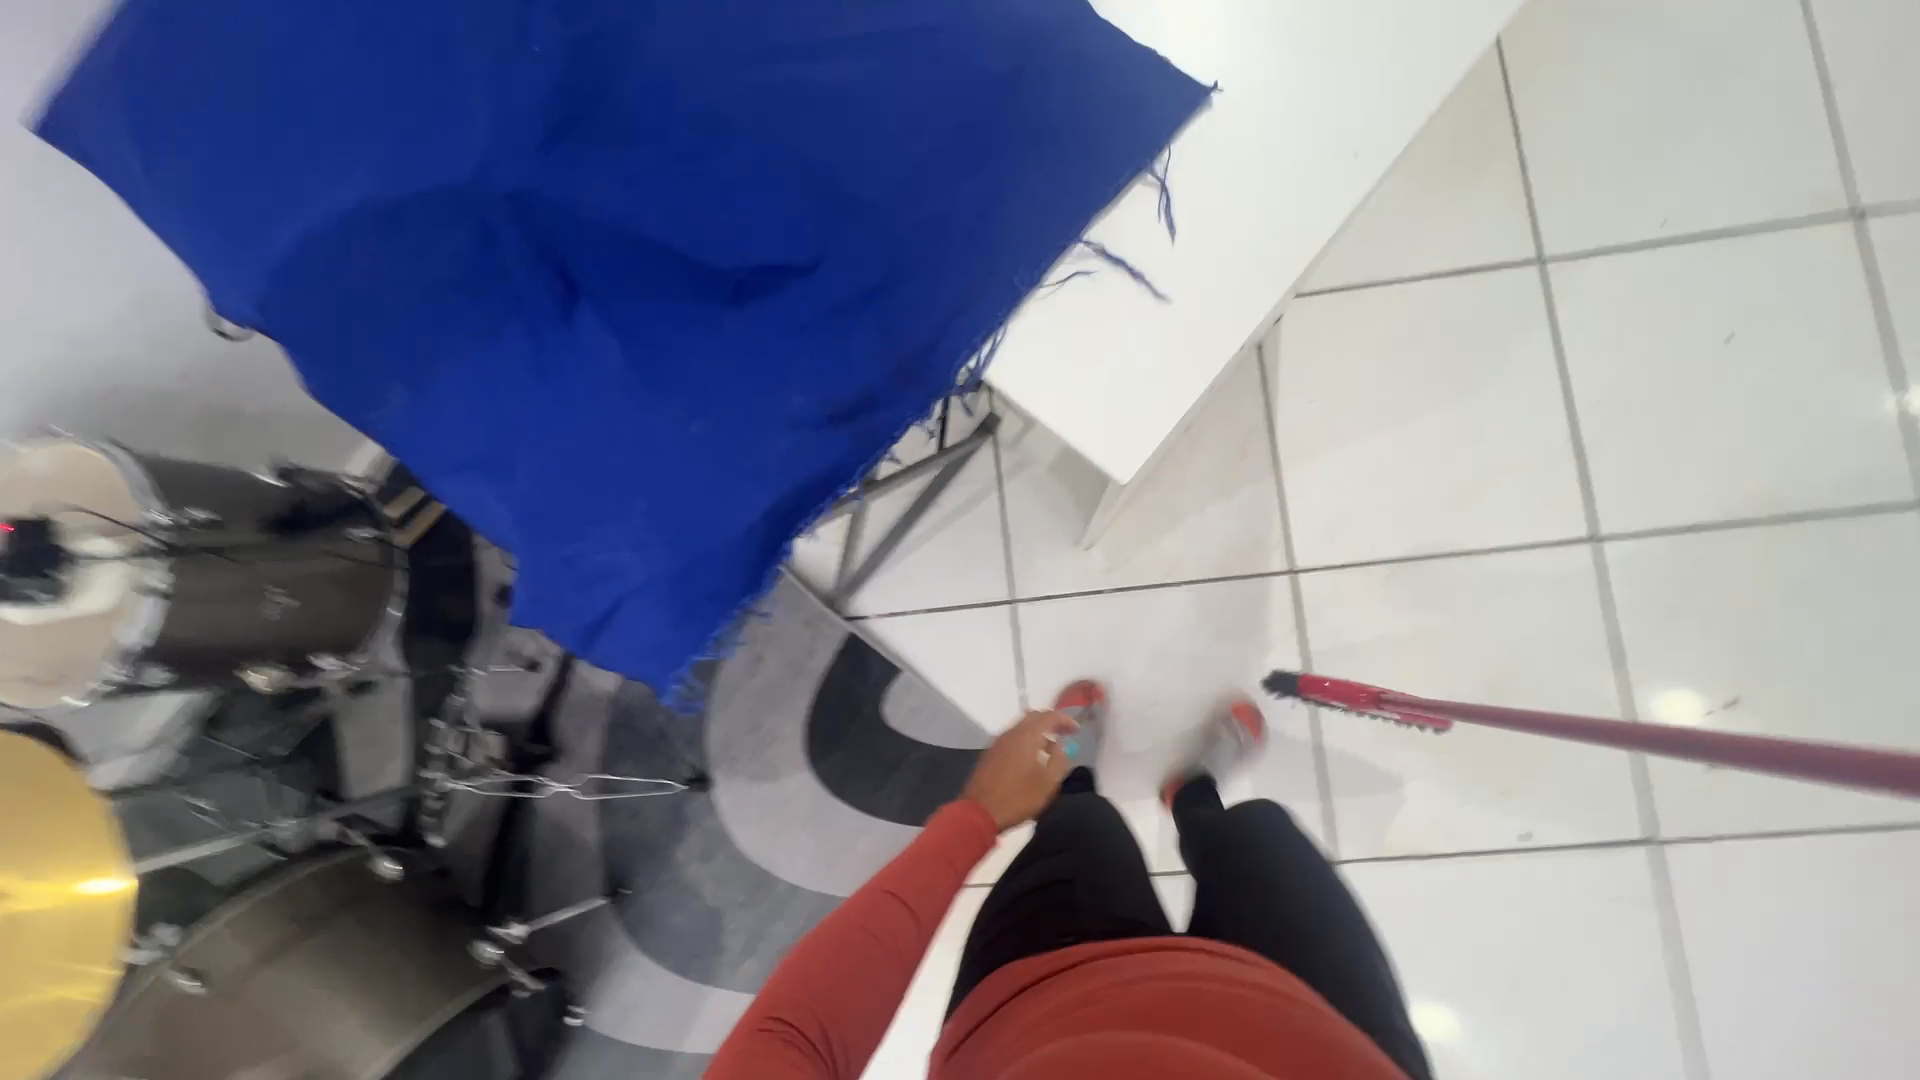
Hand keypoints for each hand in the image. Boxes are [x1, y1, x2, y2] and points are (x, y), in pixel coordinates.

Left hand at [961, 709, 1077, 831]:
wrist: (979, 811)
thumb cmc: (1018, 798)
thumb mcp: (1047, 784)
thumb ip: (1059, 761)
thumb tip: (1062, 747)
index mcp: (1026, 736)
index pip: (1048, 716)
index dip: (1065, 720)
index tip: (1077, 730)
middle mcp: (1011, 733)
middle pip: (1033, 718)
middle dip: (1051, 723)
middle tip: (1065, 734)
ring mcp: (998, 743)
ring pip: (1021, 728)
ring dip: (1038, 734)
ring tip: (1051, 751)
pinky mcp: (990, 754)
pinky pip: (1012, 739)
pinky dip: (1026, 742)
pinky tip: (1031, 760)